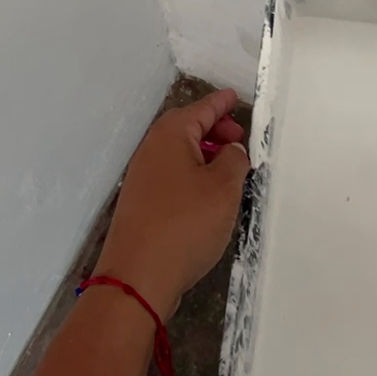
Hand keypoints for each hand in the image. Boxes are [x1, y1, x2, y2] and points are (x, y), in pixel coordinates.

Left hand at [91, 88, 249, 314]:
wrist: (137, 278)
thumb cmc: (185, 224)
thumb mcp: (223, 188)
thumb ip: (234, 160)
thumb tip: (231, 150)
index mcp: (172, 134)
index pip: (202, 108)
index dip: (222, 103)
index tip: (235, 97)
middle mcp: (152, 147)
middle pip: (188, 127)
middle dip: (216, 129)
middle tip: (239, 140)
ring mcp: (143, 175)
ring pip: (180, 152)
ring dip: (205, 155)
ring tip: (230, 170)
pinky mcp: (141, 201)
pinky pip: (172, 173)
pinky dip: (193, 174)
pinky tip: (208, 196)